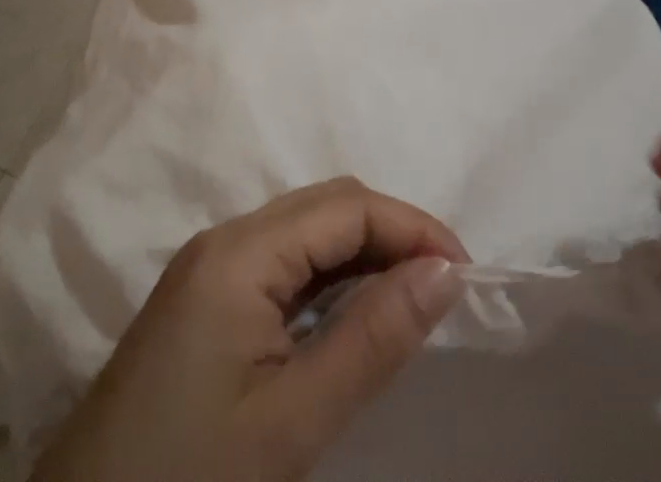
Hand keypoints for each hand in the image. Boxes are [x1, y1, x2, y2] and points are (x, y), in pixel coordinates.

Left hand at [30, 177, 468, 481]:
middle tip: (443, 290)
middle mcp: (221, 243)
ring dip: (363, 254)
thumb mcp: (295, 416)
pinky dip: (329, 278)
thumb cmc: (194, 469)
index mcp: (237, 255)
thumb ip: (373, 338)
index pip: (346, 206)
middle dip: (392, 233)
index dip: (413, 228)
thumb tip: (445, 271)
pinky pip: (280, 265)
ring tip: (411, 303)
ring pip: (303, 232)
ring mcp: (207, 271)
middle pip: (324, 206)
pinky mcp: (203, 302)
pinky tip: (353, 317)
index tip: (465, 278)